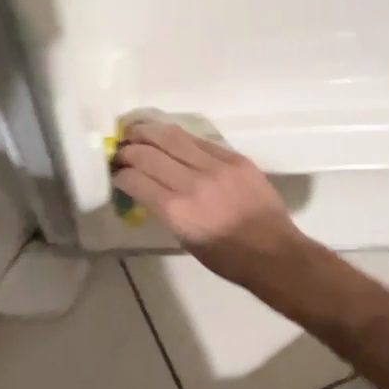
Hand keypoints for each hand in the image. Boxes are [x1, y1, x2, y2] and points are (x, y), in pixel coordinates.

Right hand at [111, 120, 311, 284]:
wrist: (273, 253)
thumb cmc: (226, 258)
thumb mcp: (185, 240)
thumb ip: (164, 211)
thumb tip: (148, 190)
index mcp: (176, 211)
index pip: (135, 179)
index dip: (119, 174)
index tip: (115, 174)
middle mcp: (192, 183)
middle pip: (149, 153)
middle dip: (128, 149)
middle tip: (120, 150)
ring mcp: (216, 167)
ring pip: (173, 137)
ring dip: (149, 131)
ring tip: (135, 130)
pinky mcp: (235, 159)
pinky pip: (199, 141)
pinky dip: (179, 138)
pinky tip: (169, 138)